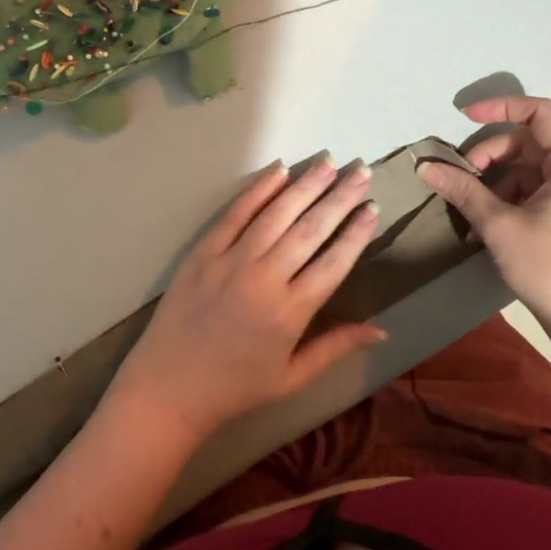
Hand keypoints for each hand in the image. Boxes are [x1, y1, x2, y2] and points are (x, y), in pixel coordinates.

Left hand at [103, 160, 385, 442]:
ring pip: (275, 214)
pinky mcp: (203, 252)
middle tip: (361, 170)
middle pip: (309, 230)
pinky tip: (279, 170)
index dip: (356, 233)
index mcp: (290, 313)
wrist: (168, 388)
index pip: (333, 262)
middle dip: (338, 198)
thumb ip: (336, 347)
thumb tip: (381, 329)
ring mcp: (230, 261)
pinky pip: (234, 214)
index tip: (373, 207)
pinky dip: (258, 190)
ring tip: (328, 161)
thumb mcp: (292, 377)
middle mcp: (264, 279)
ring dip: (305, 186)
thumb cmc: (235, 388)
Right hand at [416, 97, 550, 342]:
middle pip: (534, 142)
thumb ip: (463, 189)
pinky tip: (496, 221)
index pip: (540, 112)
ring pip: (538, 167)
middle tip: (463, 178)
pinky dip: (519, 195)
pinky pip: (549, 188)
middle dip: (493, 154)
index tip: (463, 117)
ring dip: (503, 179)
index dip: (500, 107)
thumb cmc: (550, 269)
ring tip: (475, 210)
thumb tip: (425, 167)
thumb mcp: (499, 226)